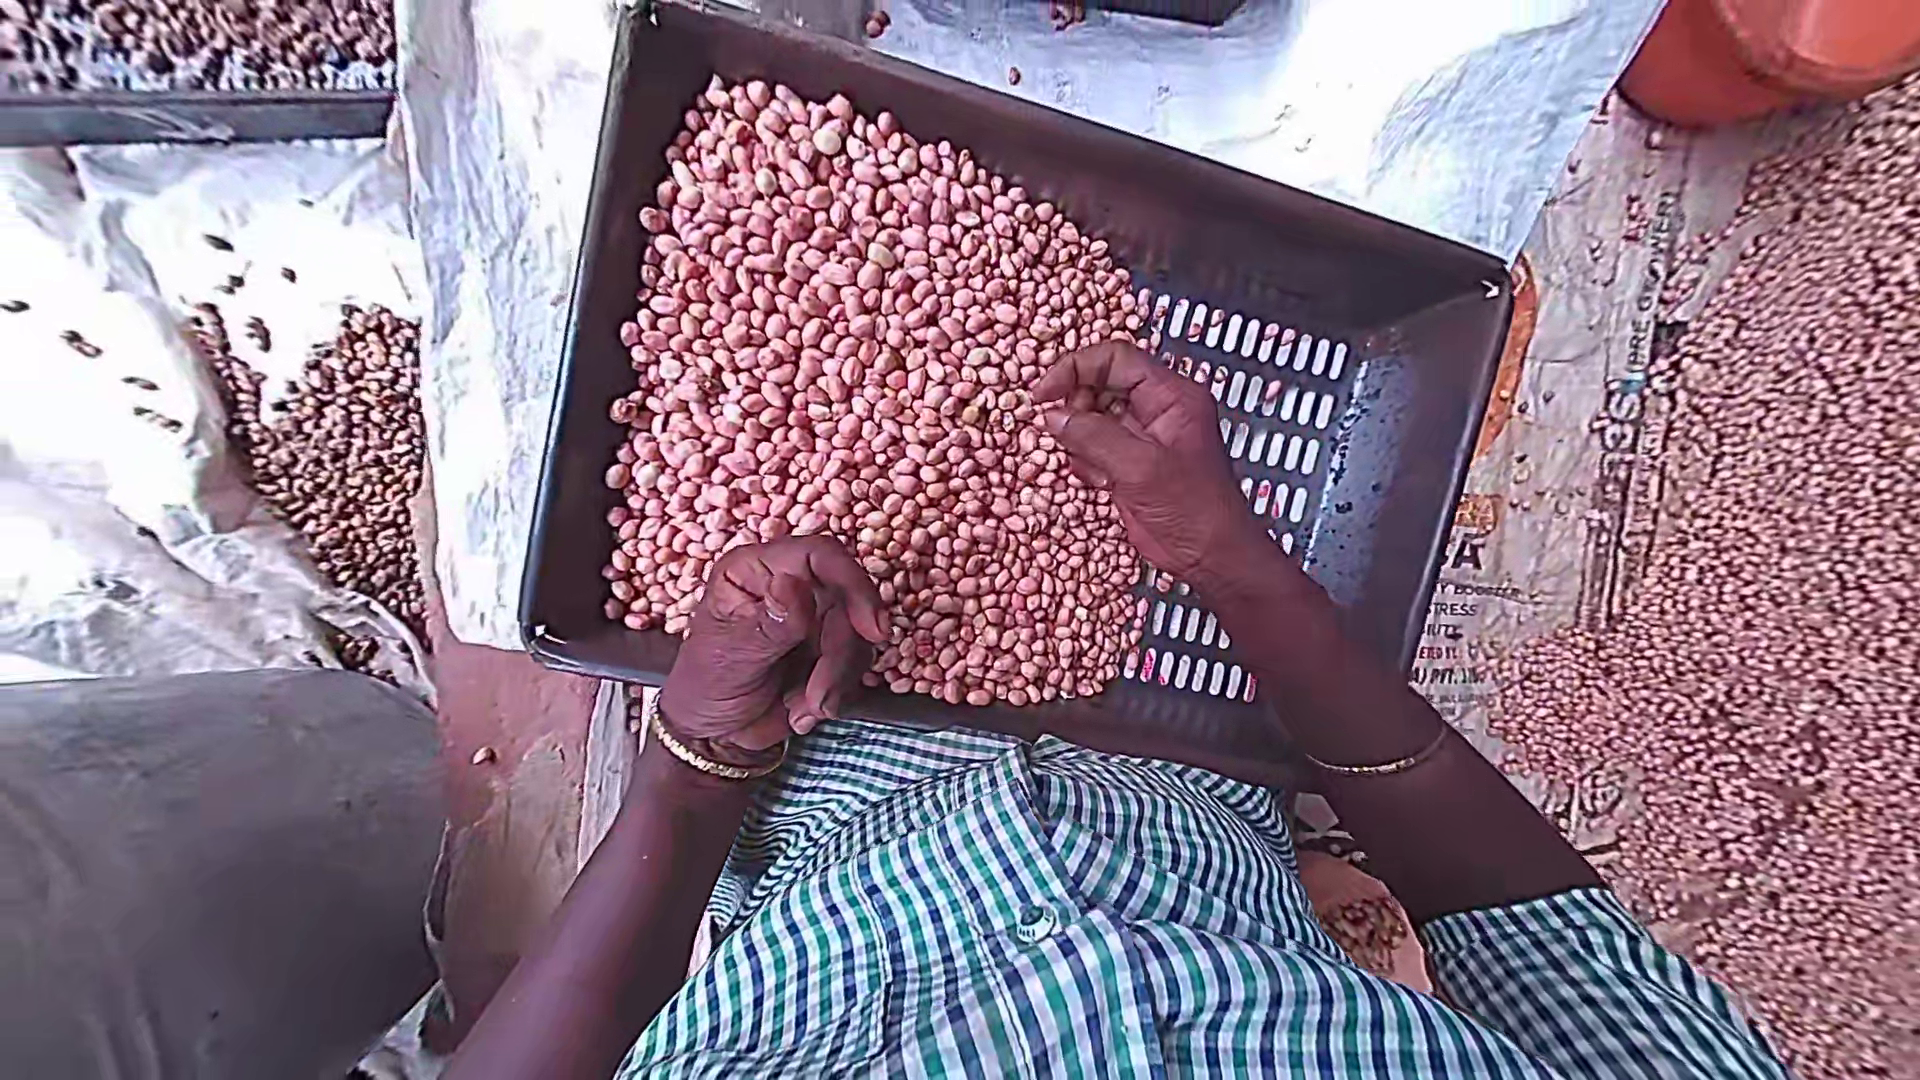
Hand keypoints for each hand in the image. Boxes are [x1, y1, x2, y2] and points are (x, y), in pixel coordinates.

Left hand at [659, 536, 887, 765]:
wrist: (714, 734)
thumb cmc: (705, 686)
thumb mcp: (731, 656)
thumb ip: (769, 624)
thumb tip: (793, 584)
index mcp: (758, 570)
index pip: (820, 555)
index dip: (852, 582)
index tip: (871, 626)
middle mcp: (792, 585)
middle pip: (847, 601)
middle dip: (839, 654)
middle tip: (821, 696)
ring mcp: (813, 616)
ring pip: (857, 635)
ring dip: (837, 679)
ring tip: (805, 709)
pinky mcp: (829, 648)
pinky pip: (856, 662)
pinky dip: (836, 692)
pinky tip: (803, 710)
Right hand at [1034, 340, 1264, 581]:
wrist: (1210, 556)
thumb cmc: (1195, 510)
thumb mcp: (1141, 467)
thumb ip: (1094, 436)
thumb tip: (1054, 416)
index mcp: (1170, 396)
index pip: (1115, 359)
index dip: (1075, 368)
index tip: (1044, 393)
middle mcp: (1155, 410)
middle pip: (1099, 386)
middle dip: (1074, 408)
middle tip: (1060, 432)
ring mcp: (1140, 438)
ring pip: (1092, 418)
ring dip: (1078, 440)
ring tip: (1093, 467)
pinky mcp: (1128, 464)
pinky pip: (1093, 448)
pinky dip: (1085, 462)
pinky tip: (1100, 482)